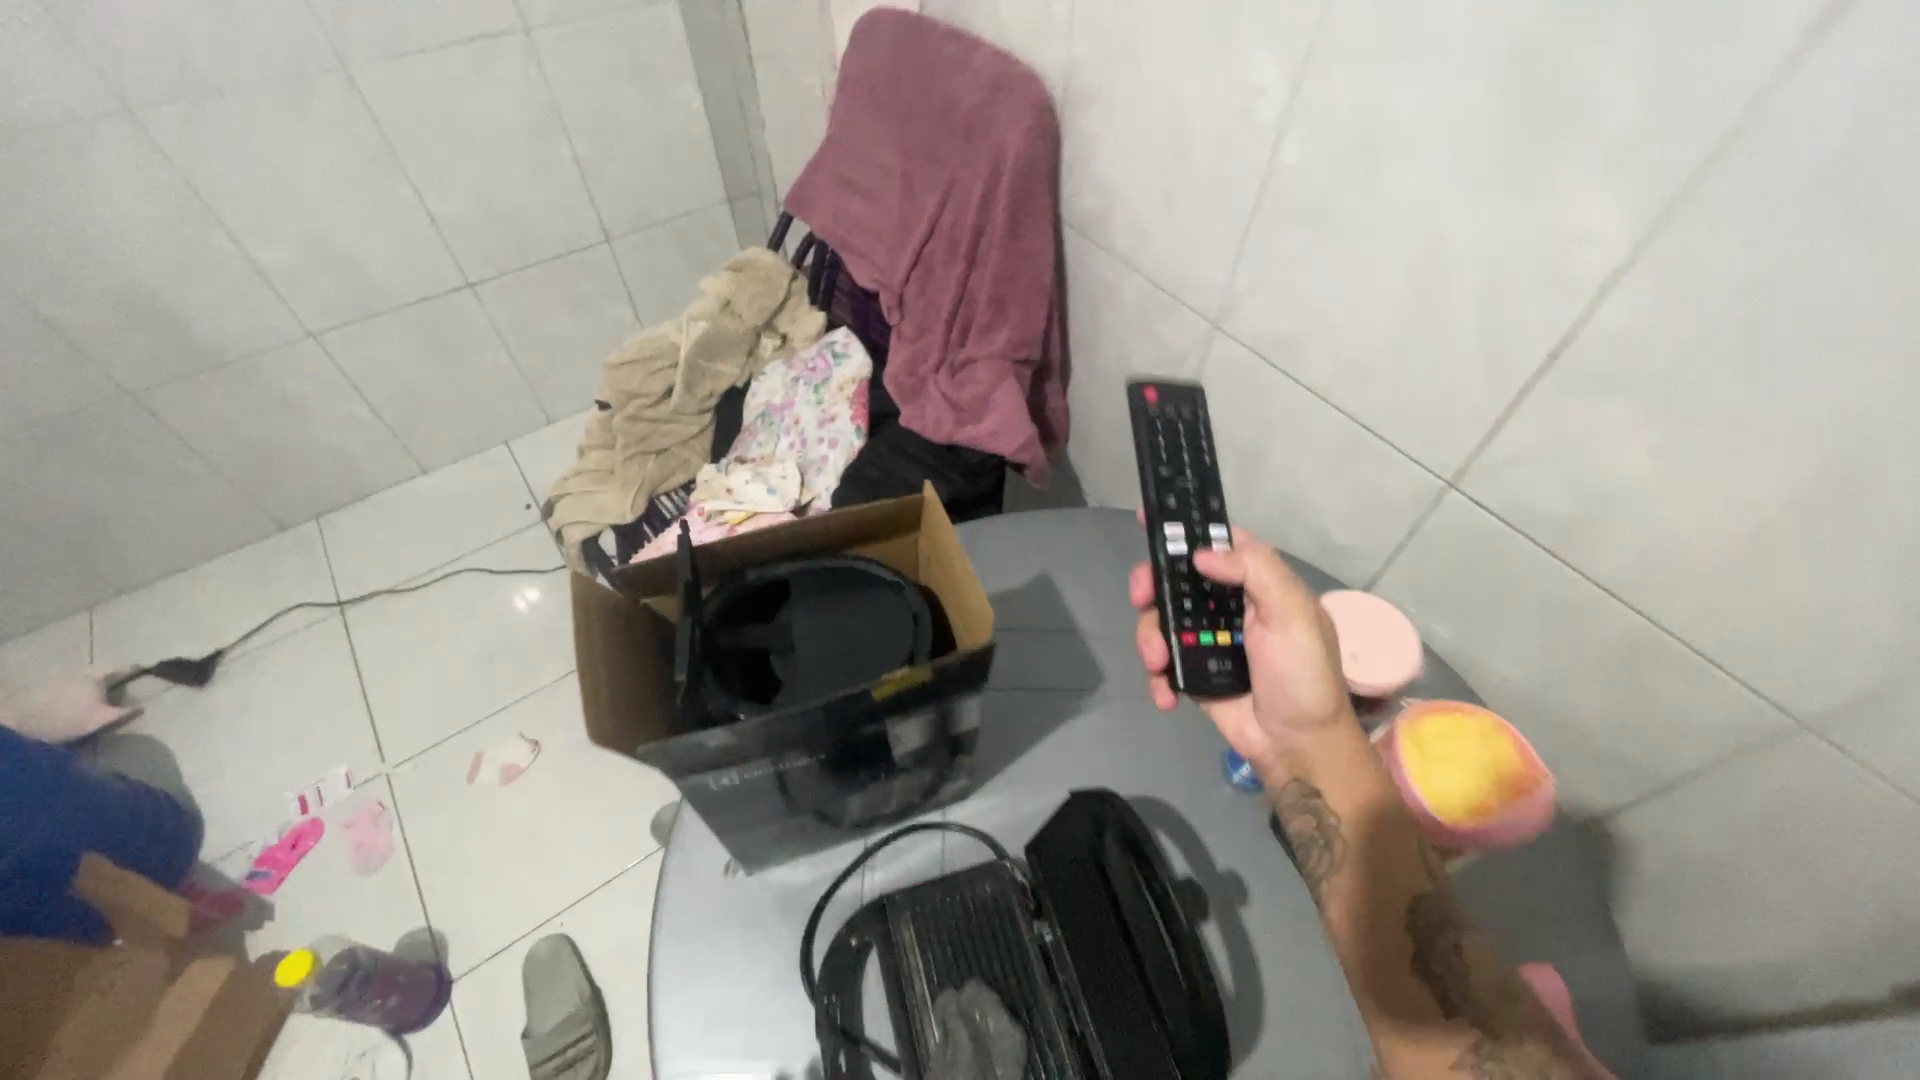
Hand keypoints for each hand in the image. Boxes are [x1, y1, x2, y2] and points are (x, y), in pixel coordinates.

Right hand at [1131, 523, 1353, 772]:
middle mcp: (1226, 605)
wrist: (1295, 744)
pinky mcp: (1190, 671)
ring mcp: (1205, 638)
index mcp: (1256, 583)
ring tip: (1158, 664)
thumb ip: (1255, 571)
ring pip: (1158, 620)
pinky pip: (1158, 662)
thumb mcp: (1293, 614)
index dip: (1184, 530)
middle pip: (1173, 579)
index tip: (1146, 521)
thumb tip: (1199, 554)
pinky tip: (1167, 695)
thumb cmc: (1304, 674)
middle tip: (1141, 599)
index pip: (1217, 542)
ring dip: (1149, 639)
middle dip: (1150, 586)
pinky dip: (1156, 677)